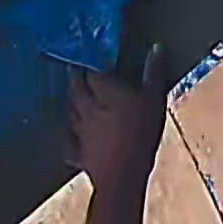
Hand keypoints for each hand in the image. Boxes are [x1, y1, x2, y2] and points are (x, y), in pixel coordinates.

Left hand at [70, 45, 166, 186]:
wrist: (124, 176)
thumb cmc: (142, 131)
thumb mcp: (155, 97)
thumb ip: (153, 72)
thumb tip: (155, 47)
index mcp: (106, 93)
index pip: (93, 73)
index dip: (89, 62)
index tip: (88, 52)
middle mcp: (89, 110)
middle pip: (77, 90)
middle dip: (75, 78)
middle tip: (74, 67)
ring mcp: (81, 133)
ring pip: (70, 112)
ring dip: (70, 100)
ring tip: (70, 92)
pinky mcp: (79, 155)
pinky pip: (69, 140)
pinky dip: (67, 132)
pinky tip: (68, 131)